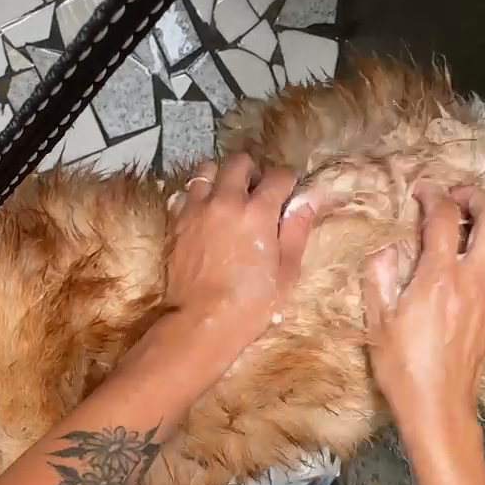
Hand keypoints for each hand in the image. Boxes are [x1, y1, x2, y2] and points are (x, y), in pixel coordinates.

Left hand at [159, 153, 314, 371]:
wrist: (201, 322)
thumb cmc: (251, 304)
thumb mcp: (286, 272)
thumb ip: (297, 231)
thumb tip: (308, 199)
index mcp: (258, 212)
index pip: (279, 176)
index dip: (288, 182)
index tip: (289, 194)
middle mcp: (226, 201)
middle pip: (239, 162)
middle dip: (253, 171)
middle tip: (257, 193)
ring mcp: (197, 209)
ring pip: (207, 169)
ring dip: (222, 177)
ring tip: (229, 197)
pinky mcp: (176, 222)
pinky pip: (186, 193)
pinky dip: (198, 195)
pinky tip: (207, 213)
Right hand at [363, 184, 484, 446]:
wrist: (436, 406)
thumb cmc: (402, 368)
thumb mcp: (377, 321)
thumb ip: (380, 277)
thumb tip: (387, 250)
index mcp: (439, 277)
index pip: (442, 218)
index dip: (432, 195)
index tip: (422, 190)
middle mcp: (473, 281)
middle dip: (477, 198)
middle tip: (459, 194)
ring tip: (480, 222)